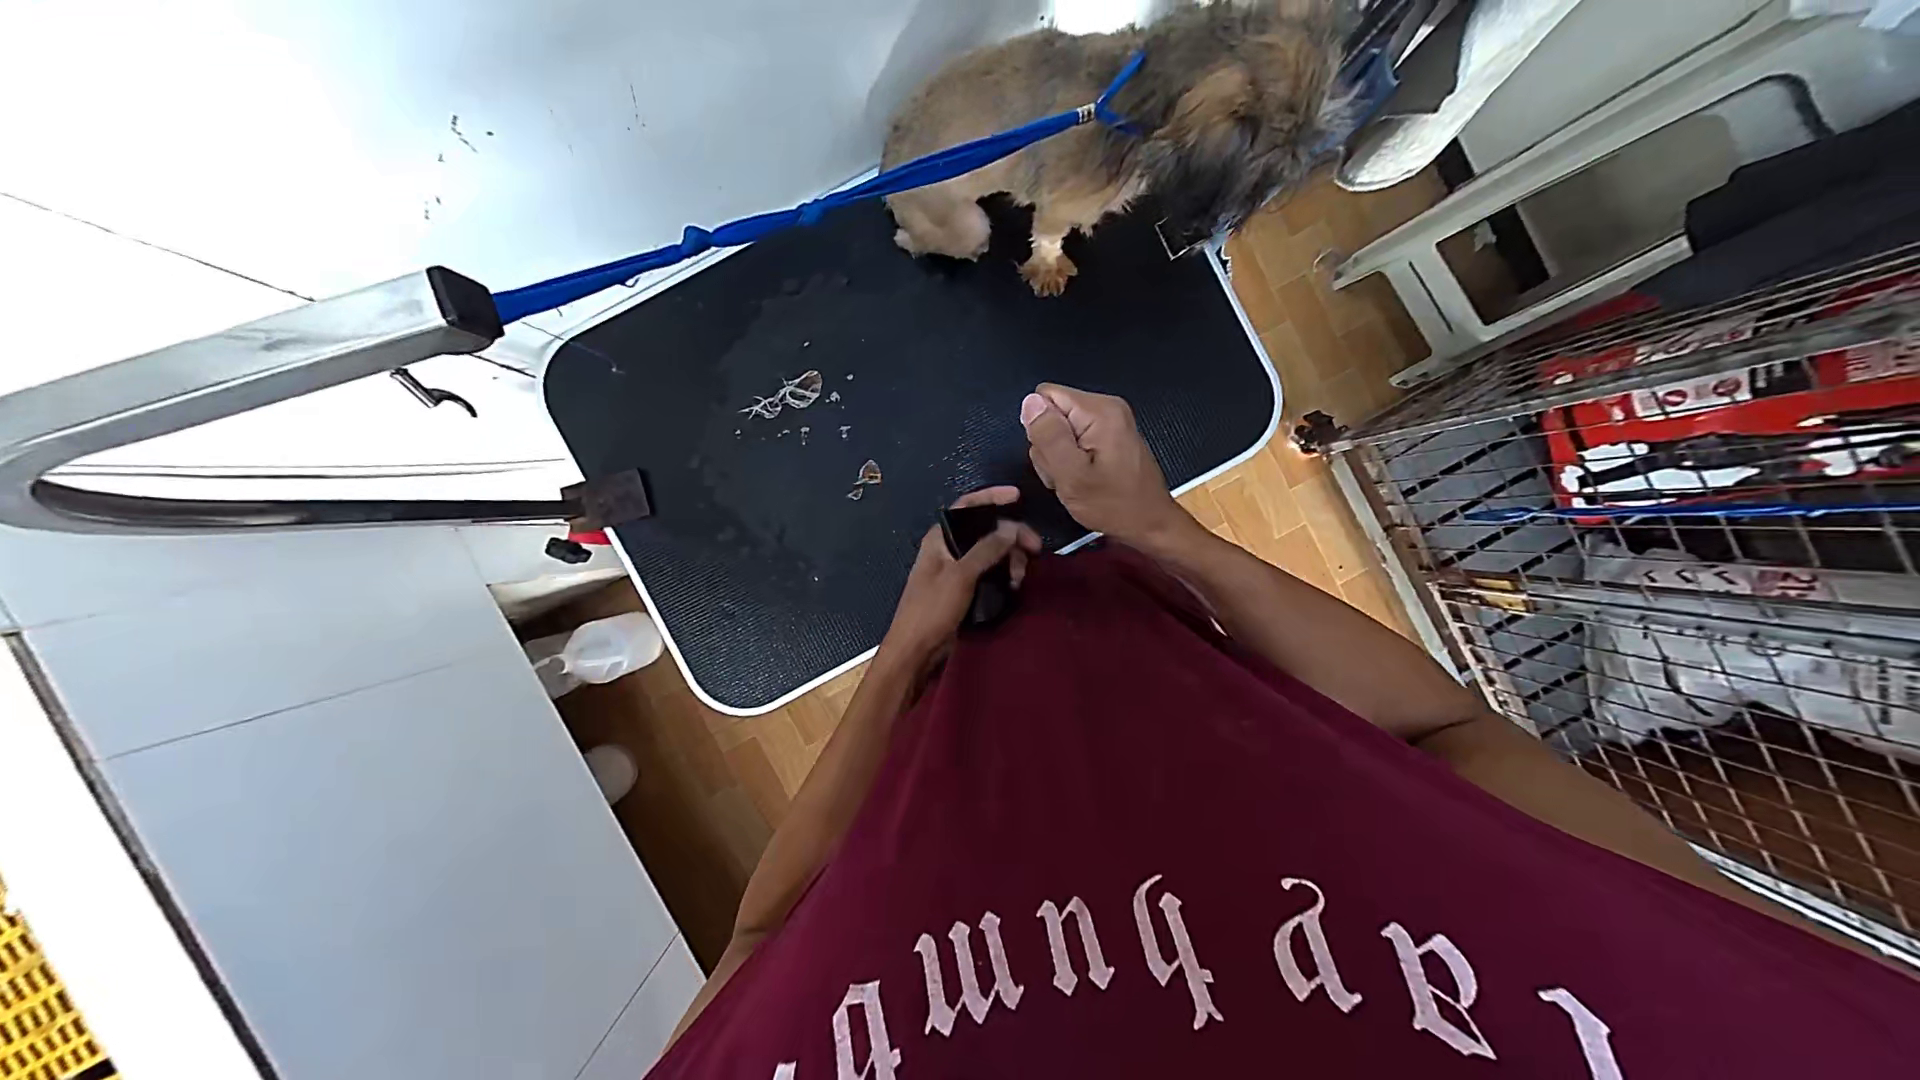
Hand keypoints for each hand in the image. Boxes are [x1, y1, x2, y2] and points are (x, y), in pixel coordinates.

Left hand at [878, 487, 1042, 671]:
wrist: (916, 651)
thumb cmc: (931, 609)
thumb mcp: (961, 575)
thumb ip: (986, 549)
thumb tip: (1011, 528)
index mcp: (940, 538)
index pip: (967, 507)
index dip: (992, 498)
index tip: (1017, 496)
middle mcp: (948, 549)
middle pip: (985, 531)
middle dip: (1011, 537)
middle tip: (1035, 549)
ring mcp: (956, 570)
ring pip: (991, 554)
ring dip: (1009, 559)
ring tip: (1021, 576)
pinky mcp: (964, 590)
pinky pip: (989, 573)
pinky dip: (1003, 575)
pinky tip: (1015, 585)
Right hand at [1020, 384, 1199, 550]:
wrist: (1148, 524)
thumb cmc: (1115, 506)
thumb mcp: (1072, 476)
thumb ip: (1048, 437)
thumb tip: (1030, 403)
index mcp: (1099, 412)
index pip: (1044, 396)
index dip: (1040, 429)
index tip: (1057, 457)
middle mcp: (1107, 408)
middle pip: (1051, 414)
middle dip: (1049, 447)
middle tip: (1068, 474)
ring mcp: (1109, 421)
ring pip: (1058, 430)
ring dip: (1058, 459)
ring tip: (1077, 479)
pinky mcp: (1108, 435)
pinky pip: (1072, 440)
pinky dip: (1070, 461)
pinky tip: (1083, 478)